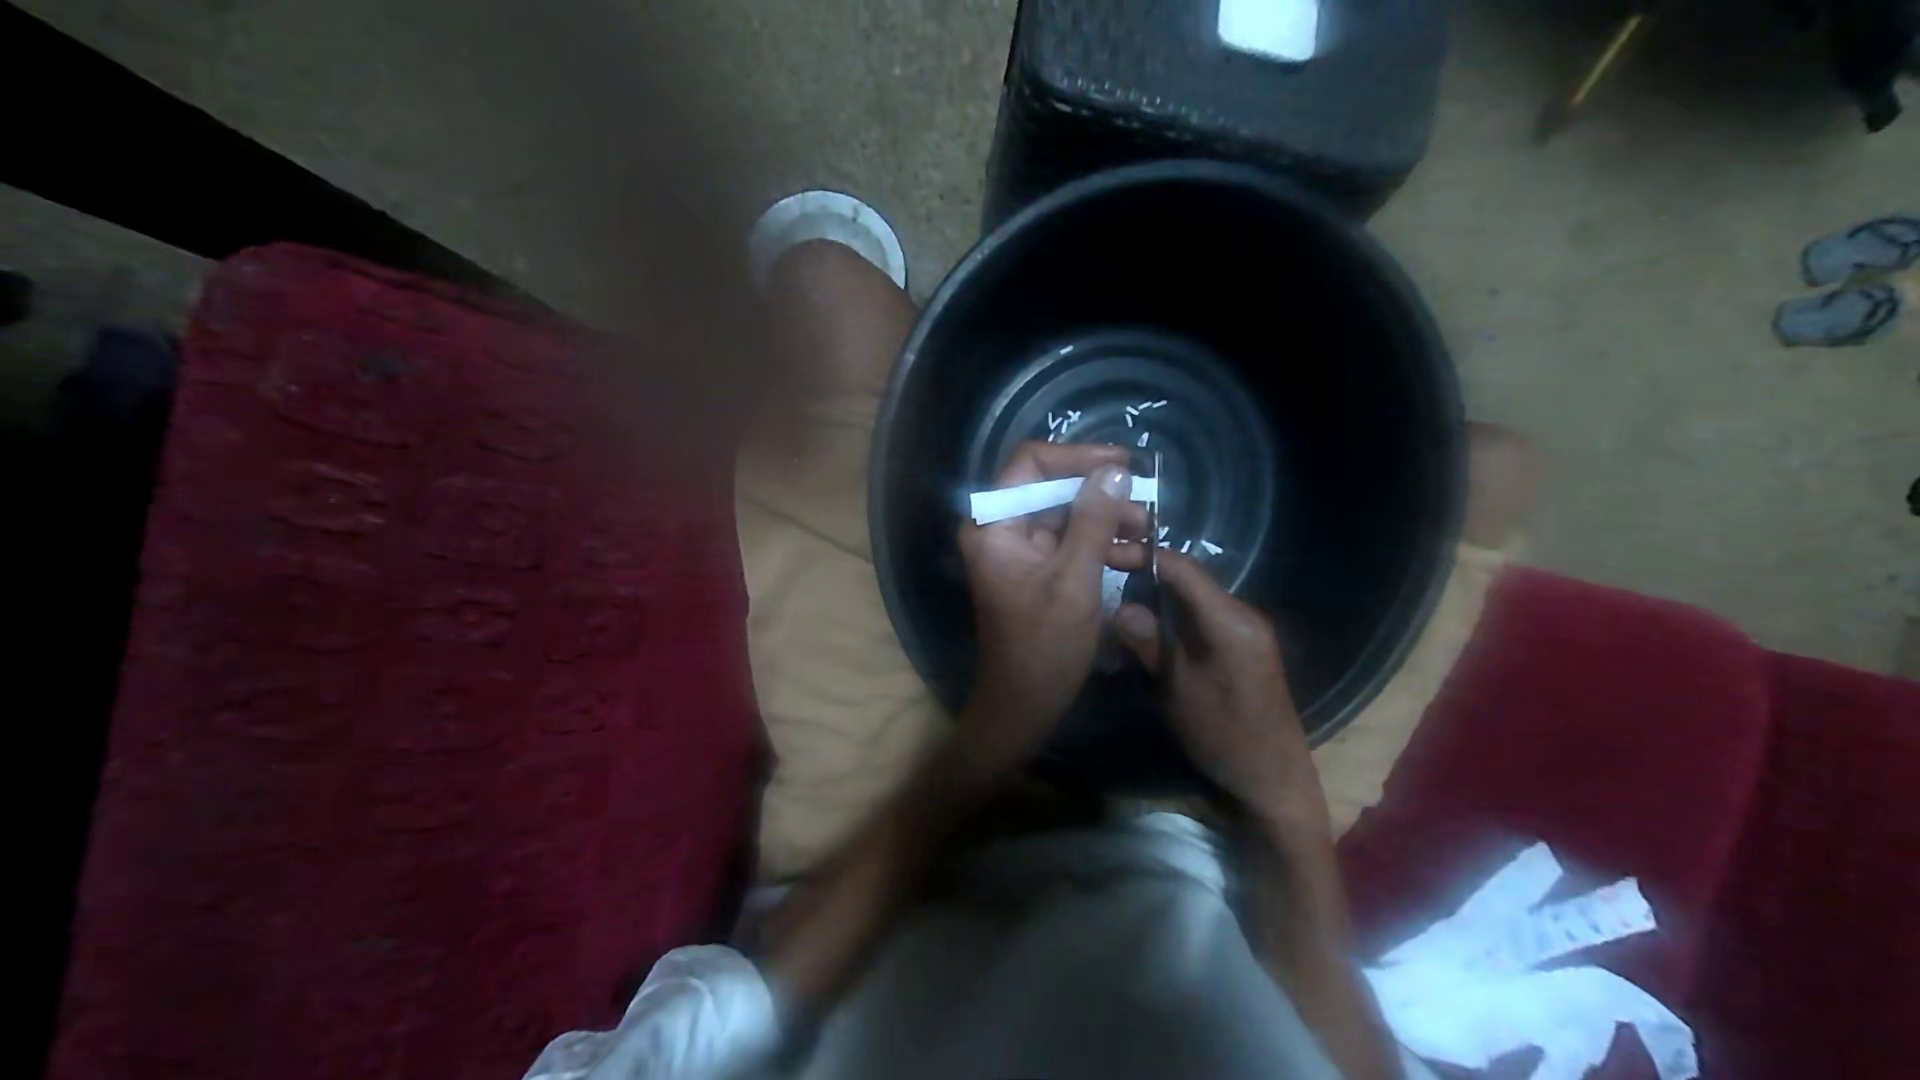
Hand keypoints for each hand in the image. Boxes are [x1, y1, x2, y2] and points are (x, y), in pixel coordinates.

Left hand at [957, 441, 1148, 757]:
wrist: (1024, 703)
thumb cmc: (1044, 645)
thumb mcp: (1075, 579)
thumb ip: (1094, 520)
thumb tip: (1116, 470)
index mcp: (994, 525)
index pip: (1031, 463)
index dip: (1078, 456)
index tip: (1123, 463)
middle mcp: (1000, 529)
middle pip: (1052, 488)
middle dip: (1101, 493)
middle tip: (1146, 505)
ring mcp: (1018, 550)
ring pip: (1066, 515)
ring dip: (1107, 520)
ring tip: (1149, 533)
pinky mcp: (1037, 569)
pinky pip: (1070, 542)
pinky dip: (1100, 545)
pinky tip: (1136, 556)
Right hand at [1114, 553, 1323, 829]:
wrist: (1272, 778)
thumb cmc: (1223, 735)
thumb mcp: (1176, 689)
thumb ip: (1149, 642)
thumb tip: (1121, 606)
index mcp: (1230, 621)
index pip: (1183, 569)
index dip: (1143, 556)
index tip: (1106, 554)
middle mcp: (1243, 615)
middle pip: (1189, 580)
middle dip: (1147, 575)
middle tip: (1106, 578)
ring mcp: (1247, 631)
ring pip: (1194, 599)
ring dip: (1159, 597)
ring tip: (1119, 601)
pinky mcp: (1244, 647)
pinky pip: (1203, 618)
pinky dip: (1175, 617)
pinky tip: (1150, 629)